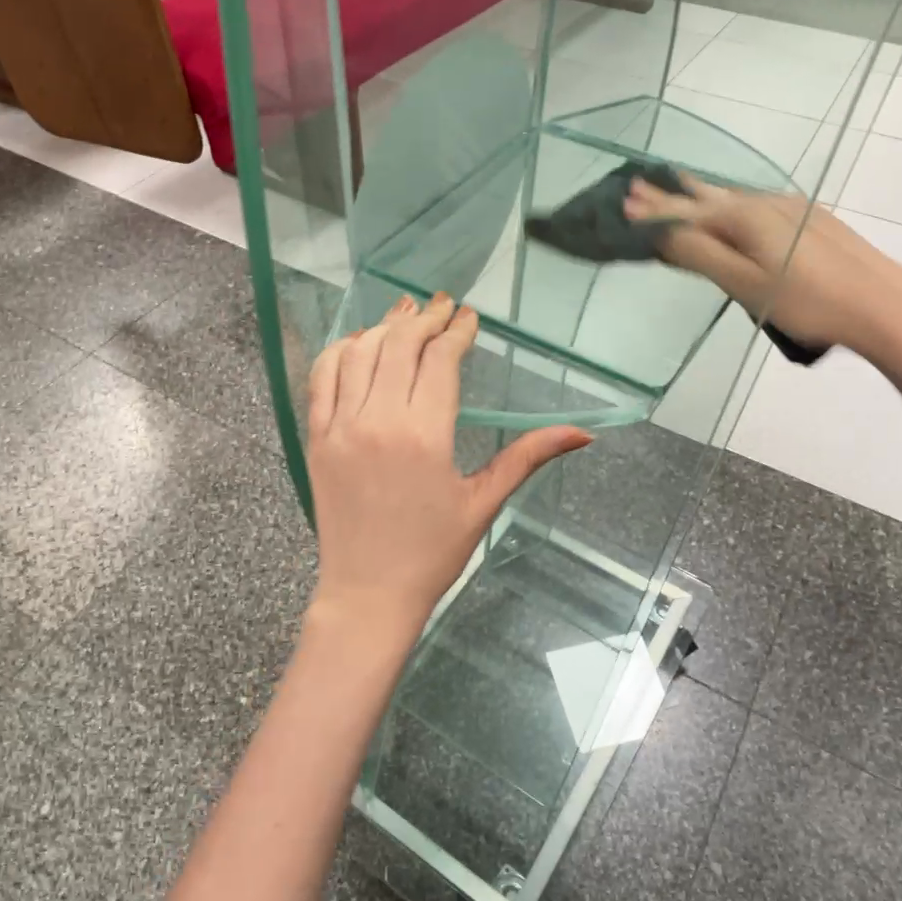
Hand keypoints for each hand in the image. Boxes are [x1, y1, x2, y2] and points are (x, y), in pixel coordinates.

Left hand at [302, 294, 592, 649]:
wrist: (368, 593)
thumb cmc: (432, 553)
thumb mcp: (483, 503)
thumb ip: (527, 457)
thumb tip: (584, 433)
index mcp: (425, 434)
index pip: (441, 359)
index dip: (458, 331)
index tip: (469, 318)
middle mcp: (379, 420)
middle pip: (401, 345)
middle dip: (425, 318)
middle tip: (443, 306)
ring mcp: (342, 427)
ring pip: (360, 352)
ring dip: (384, 327)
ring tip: (406, 314)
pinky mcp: (317, 438)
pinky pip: (322, 378)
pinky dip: (340, 351)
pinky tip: (358, 343)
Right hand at [628, 174, 901, 362]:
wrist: (883, 305)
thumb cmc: (809, 302)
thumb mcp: (744, 284)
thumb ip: (700, 256)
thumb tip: (660, 234)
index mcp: (743, 218)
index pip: (684, 211)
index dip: (652, 210)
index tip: (620, 202)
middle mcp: (764, 204)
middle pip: (707, 198)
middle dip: (671, 195)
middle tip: (638, 185)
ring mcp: (791, 210)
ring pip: (733, 199)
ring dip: (700, 196)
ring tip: (678, 187)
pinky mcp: (810, 222)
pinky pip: (754, 205)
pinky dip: (728, 206)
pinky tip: (731, 210)